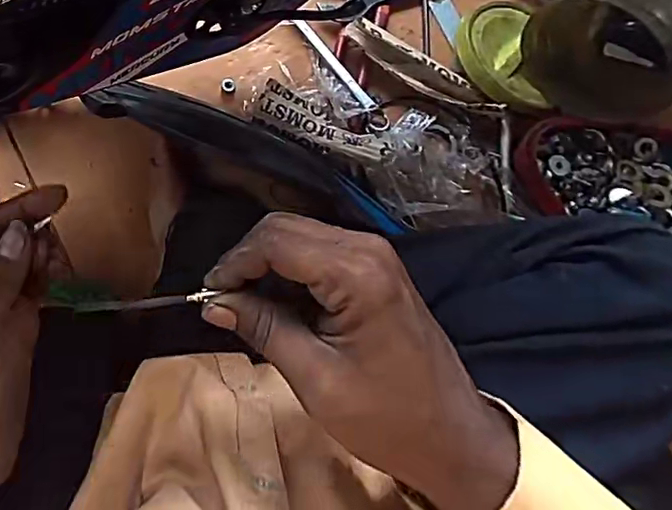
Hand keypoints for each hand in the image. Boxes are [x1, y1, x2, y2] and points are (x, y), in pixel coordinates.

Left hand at [0, 186, 70, 509]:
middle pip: (8, 244)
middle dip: (35, 232)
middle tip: (62, 244)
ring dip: (44, 256)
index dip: (21, 208)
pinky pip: (34, 295)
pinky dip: (48, 281)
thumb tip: (20, 232)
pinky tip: (59, 278)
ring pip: (24, 267)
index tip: (58, 196)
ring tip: (61, 263)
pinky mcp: (15, 336)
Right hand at [201, 214, 518, 509]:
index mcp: (356, 274)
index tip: (211, 292)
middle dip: (246, 257)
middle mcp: (365, 248)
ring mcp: (373, 253)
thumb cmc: (391, 420)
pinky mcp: (373, 264)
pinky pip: (315, 246)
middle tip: (224, 295)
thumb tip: (214, 303)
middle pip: (282, 227)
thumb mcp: (317, 380)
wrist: (460, 443)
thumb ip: (263, 329)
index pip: (274, 242)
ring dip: (264, 259)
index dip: (235, 262)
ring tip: (244, 298)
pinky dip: (286, 265)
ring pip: (295, 232)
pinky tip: (275, 297)